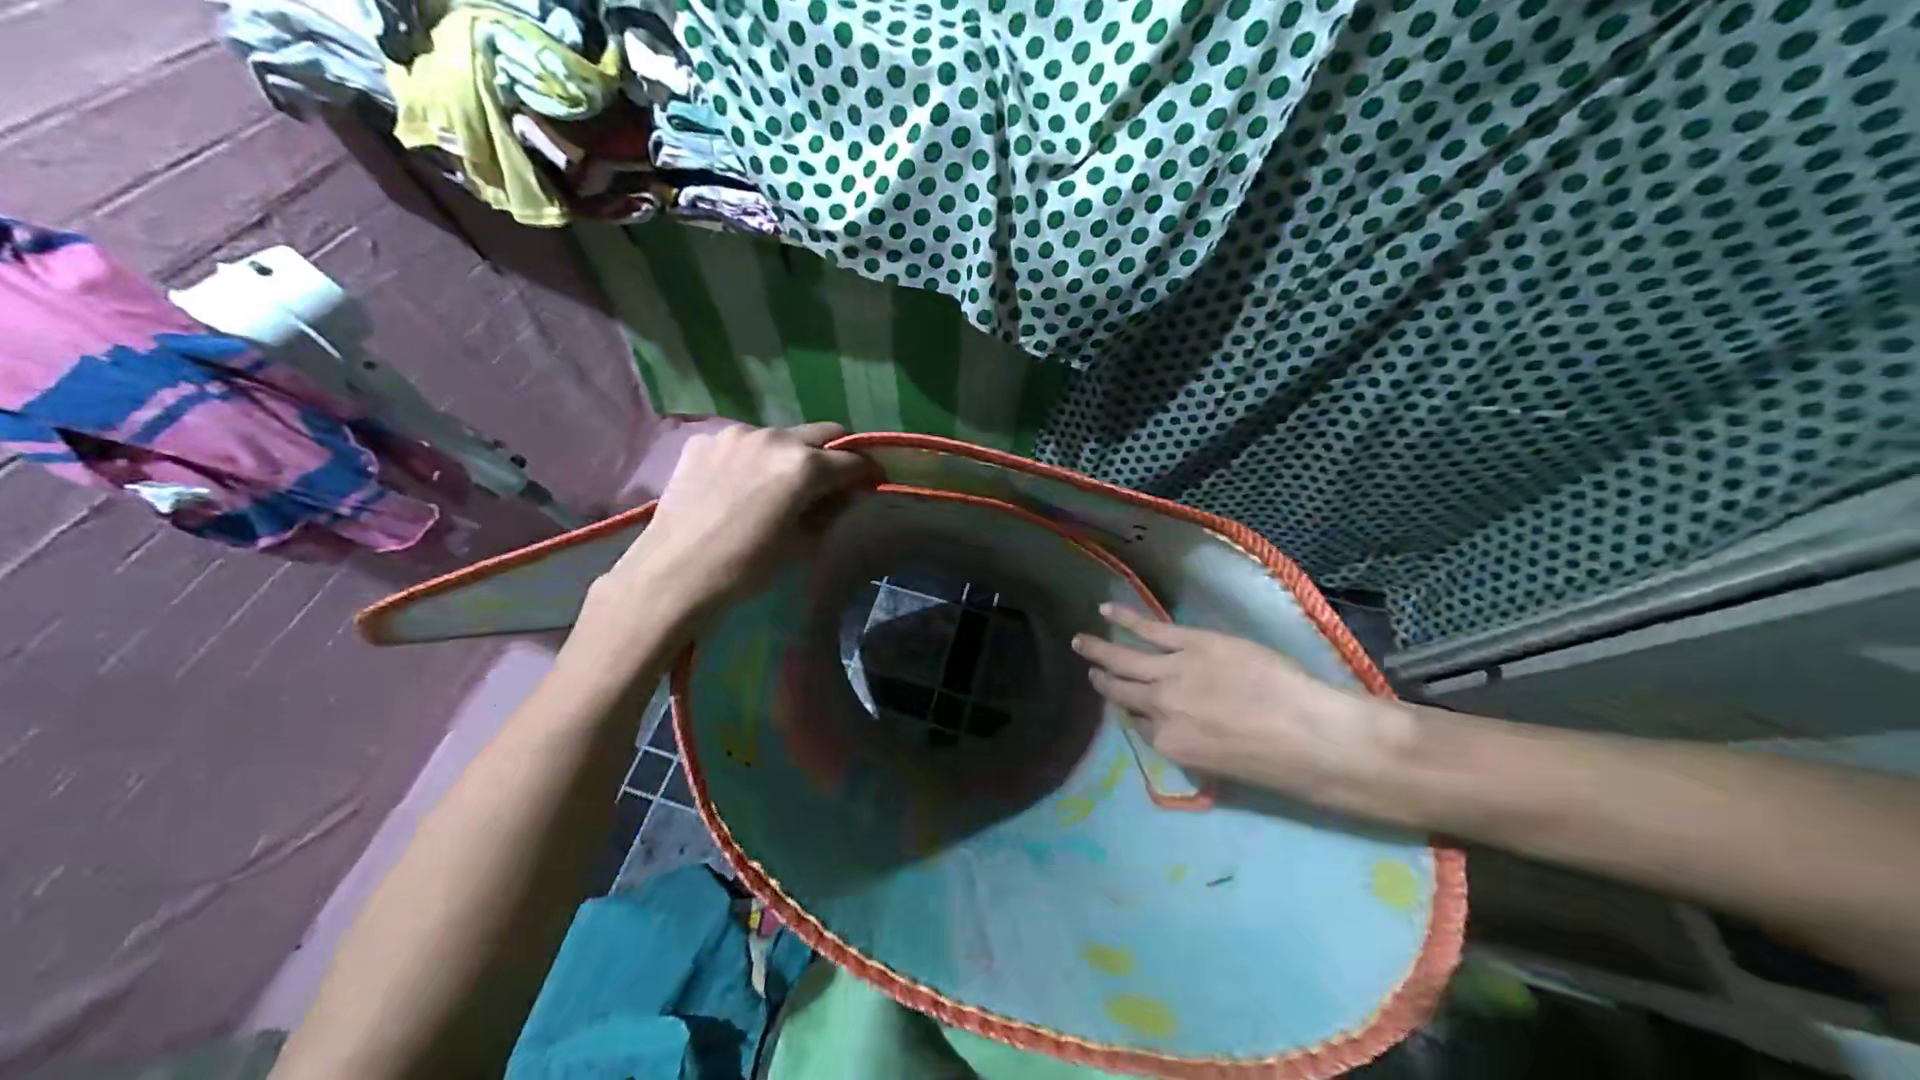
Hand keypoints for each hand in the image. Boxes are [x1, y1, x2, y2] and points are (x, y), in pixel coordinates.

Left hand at [589, 422, 876, 625]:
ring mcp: (735, 434)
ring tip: (777, 485)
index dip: (868, 472)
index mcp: (804, 465)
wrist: (673, 573)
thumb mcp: (801, 543)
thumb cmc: (746, 567)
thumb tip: (845, 495)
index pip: (852, 460)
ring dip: (790, 455)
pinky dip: (753, 458)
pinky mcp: (704, 440)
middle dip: (834, 454)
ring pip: (780, 435)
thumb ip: (830, 510)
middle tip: (832, 481)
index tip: (872, 483)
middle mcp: (773, 436)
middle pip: (822, 432)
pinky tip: (739, 486)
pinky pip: (742, 442)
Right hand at [1072, 604, 1416, 809]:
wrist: (1307, 733)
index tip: (1131, 703)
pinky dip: (1125, 620)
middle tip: (1089, 672)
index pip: (1138, 724)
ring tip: (1081, 642)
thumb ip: (1189, 746)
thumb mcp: (1220, 767)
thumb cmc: (1274, 761)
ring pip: (1124, 660)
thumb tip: (1176, 728)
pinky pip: (1148, 630)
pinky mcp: (1191, 643)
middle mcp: (1158, 708)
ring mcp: (1171, 672)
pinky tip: (1106, 611)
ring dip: (1099, 651)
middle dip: (1103, 682)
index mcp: (1167, 742)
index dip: (1134, 712)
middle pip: (1121, 693)